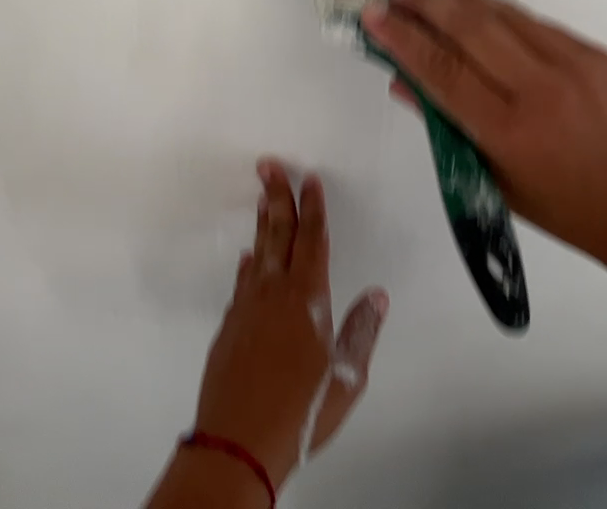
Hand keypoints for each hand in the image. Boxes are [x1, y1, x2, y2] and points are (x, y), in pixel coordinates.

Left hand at [192, 159, 388, 490]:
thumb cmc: (302, 411)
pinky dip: (248, 264)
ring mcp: (246, 309)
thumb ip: (360, 333)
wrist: (237, 442)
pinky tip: (248, 259)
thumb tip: (377, 296)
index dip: (312, 209)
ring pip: (257, 254)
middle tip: (268, 165)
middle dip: (277, 197)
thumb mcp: (346, 379)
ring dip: (262, 224)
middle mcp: (273, 294)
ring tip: (263, 198)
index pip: (312, 242)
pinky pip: (242, 283)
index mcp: (306, 301)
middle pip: (278, 235)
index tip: (309, 179)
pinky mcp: (229, 327)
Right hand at [361, 0, 606, 267]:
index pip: (443, 71)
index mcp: (510, 130)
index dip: (403, 39)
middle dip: (426, 4)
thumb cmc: (560, 207)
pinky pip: (535, 24)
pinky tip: (477, 6)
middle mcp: (541, 89)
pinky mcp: (595, 54)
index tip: (373, 16)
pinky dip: (499, 12)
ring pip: (504, 16)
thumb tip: (401, 81)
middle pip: (470, 29)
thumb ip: (446, 126)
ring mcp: (574, 65)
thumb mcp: (492, 178)